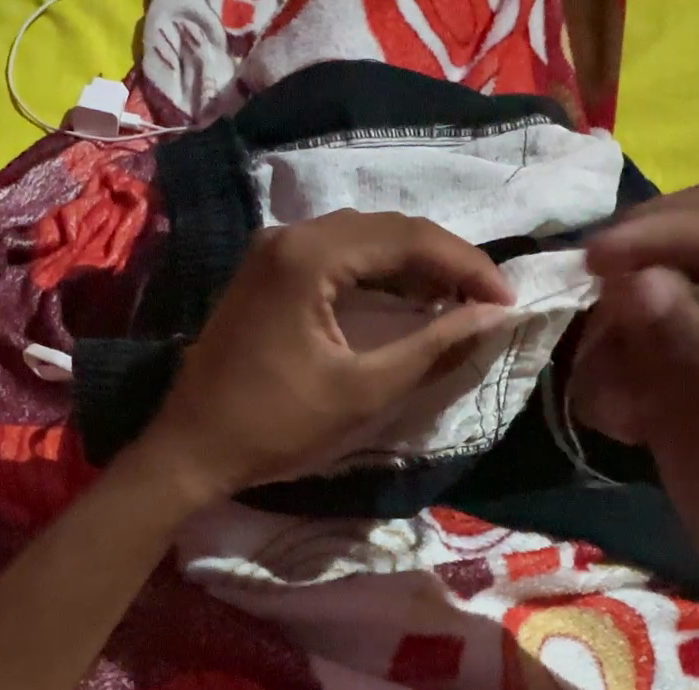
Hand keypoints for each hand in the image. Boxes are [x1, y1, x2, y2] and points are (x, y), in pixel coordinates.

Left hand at [134, 209, 514, 499]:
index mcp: (309, 255)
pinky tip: (401, 301)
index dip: (467, 265)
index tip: (507, 300)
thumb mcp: (361, 392)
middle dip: (442, 262)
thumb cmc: (274, 426)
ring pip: (360, 240)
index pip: (409, 238)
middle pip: (385, 229)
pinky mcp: (263, 275)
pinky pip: (333, 257)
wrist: (191, 450)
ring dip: (409, 266)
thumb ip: (430, 348)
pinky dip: (374, 276)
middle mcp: (287, 236)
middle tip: (485, 300)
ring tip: (454, 302)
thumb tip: (493, 317)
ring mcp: (270, 253)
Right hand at [573, 187, 698, 602]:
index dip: (660, 234)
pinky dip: (625, 372)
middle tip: (580, 315)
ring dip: (622, 337)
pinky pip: (652, 343)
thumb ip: (685, 348)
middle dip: (635, 277)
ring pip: (665, 293)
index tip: (587, 261)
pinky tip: (625, 422)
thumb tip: (628, 277)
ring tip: (611, 400)